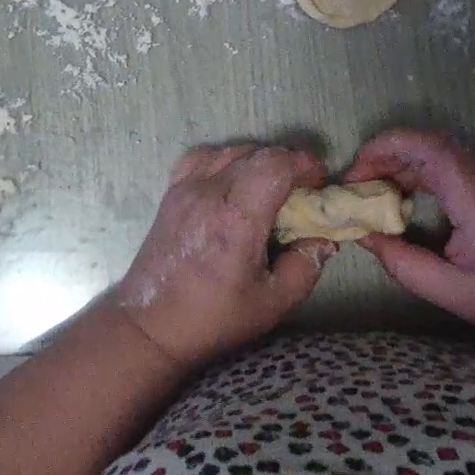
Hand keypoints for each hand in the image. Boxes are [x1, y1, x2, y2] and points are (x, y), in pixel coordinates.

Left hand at [115, 144, 335, 370]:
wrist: (151, 323)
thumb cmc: (213, 317)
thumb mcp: (273, 302)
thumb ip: (305, 267)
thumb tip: (323, 239)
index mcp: (236, 218)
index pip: (274, 164)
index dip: (303, 164)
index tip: (319, 183)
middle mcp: (209, 193)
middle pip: (255, 153)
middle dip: (286, 164)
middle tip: (301, 191)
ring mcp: (185, 190)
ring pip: (229, 151)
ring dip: (257, 160)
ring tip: (271, 188)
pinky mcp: (171, 194)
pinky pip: (201, 159)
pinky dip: (224, 161)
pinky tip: (233, 182)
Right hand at [343, 129, 474, 353]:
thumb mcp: (454, 292)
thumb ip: (403, 262)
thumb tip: (364, 237)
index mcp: (473, 189)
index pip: (416, 143)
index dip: (376, 151)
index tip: (351, 181)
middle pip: (424, 142)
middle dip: (383, 159)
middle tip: (358, 192)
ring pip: (439, 151)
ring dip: (403, 166)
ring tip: (379, 201)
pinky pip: (456, 164)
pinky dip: (425, 175)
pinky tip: (414, 206)